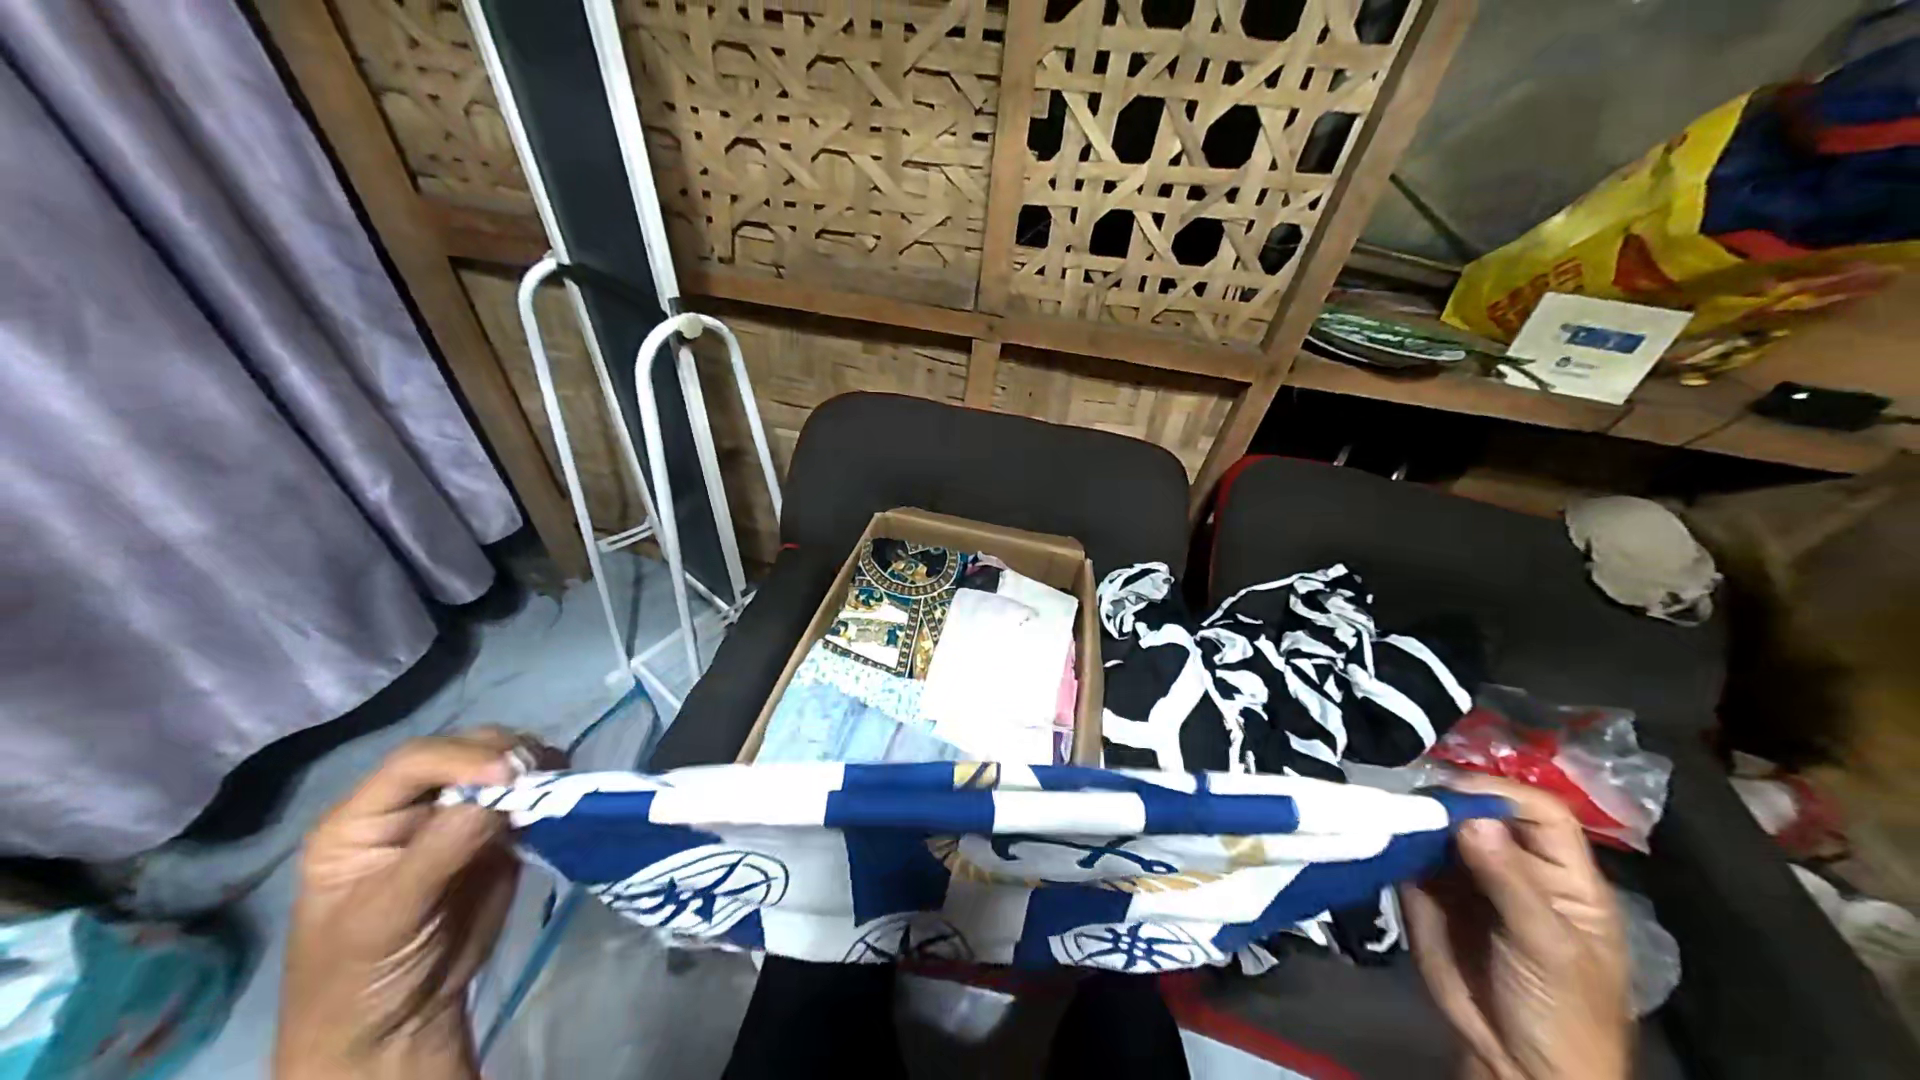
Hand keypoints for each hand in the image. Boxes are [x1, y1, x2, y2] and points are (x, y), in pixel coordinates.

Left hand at [275, 730, 535, 1079]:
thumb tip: (499, 793)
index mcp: (362, 818)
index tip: (510, 774)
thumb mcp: (387, 916)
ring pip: (500, 762)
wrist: (397, 1019)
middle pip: (463, 750)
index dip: (462, 757)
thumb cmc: (363, 973)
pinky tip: (560, 794)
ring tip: (556, 781)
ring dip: (533, 764)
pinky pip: (526, 793)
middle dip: (505, 754)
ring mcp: (456, 814)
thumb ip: (439, 850)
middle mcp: (411, 803)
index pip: (415, 762)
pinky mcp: (496, 830)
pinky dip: (549, 786)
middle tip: (542, 772)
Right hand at [1402, 776, 1630, 1079]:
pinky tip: (1378, 834)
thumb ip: (1510, 882)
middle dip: (1448, 801)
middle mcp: (1512, 865)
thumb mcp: (1547, 948)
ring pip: (1439, 828)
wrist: (1517, 1066)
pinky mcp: (1427, 891)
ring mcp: (1467, 877)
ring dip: (1414, 818)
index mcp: (1561, 876)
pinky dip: (1393, 841)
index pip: (1539, 813)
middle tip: (1412, 801)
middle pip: (1481, 812)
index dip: (1502, 794)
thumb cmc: (1561, 1011)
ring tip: (1389, 814)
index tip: (1457, 792)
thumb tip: (1470, 817)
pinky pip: (1409, 855)